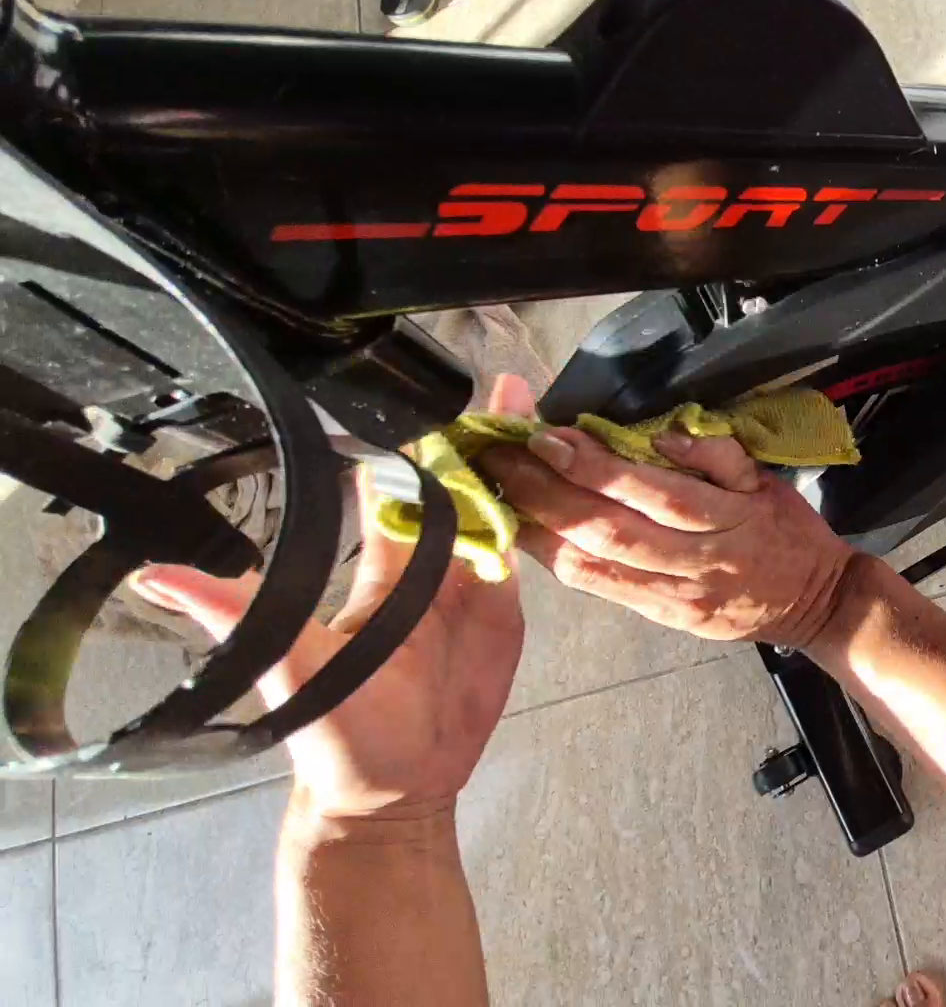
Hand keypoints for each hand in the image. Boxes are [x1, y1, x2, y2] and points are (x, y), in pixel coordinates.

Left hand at [129, 376, 531, 823]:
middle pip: (465, 487)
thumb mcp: (292, 671)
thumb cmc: (342, 728)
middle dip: (488, 438)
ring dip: (522, 468)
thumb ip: (247, 618)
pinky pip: (526, 551)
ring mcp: (474, 582)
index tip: (447, 398)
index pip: (402, 489)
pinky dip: (544, 515)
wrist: (402, 779)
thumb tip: (159, 574)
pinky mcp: (507, 605)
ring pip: (503, 511)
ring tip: (549, 422)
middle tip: (519, 388)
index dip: (422, 443)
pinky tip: (565, 485)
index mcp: (387, 566)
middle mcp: (433, 562)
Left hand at [476, 424, 855, 647]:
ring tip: (495, 490)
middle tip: (495, 454)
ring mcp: (678, 596)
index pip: (653, 491)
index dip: (594, 465)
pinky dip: (560, 562)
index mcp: (732, 519)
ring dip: (538, 528)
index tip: (545, 434)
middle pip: (610, 528)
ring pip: (596, 565)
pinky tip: (528, 535)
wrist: (818, 603)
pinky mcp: (665, 619)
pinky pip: (604, 590)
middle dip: (544, 491)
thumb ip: (719, 457)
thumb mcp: (770, 483)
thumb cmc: (793, 533)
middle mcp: (698, 562)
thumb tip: (662, 438)